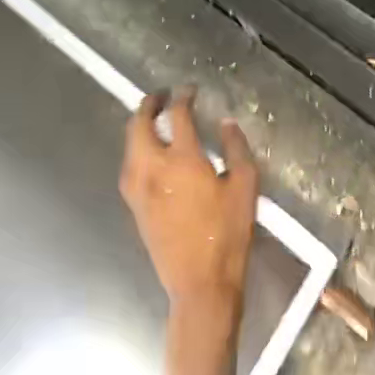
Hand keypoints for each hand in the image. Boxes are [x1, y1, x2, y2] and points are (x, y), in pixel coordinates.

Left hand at [119, 86, 259, 311]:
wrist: (200, 283)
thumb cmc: (228, 232)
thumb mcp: (245, 185)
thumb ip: (236, 148)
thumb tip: (225, 124)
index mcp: (182, 159)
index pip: (176, 115)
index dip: (182, 97)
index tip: (190, 90)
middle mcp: (152, 168)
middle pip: (138, 125)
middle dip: (148, 105)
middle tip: (162, 97)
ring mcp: (138, 189)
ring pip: (129, 145)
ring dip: (138, 126)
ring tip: (155, 120)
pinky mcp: (134, 207)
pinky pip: (129, 166)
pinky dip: (136, 149)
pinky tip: (150, 152)